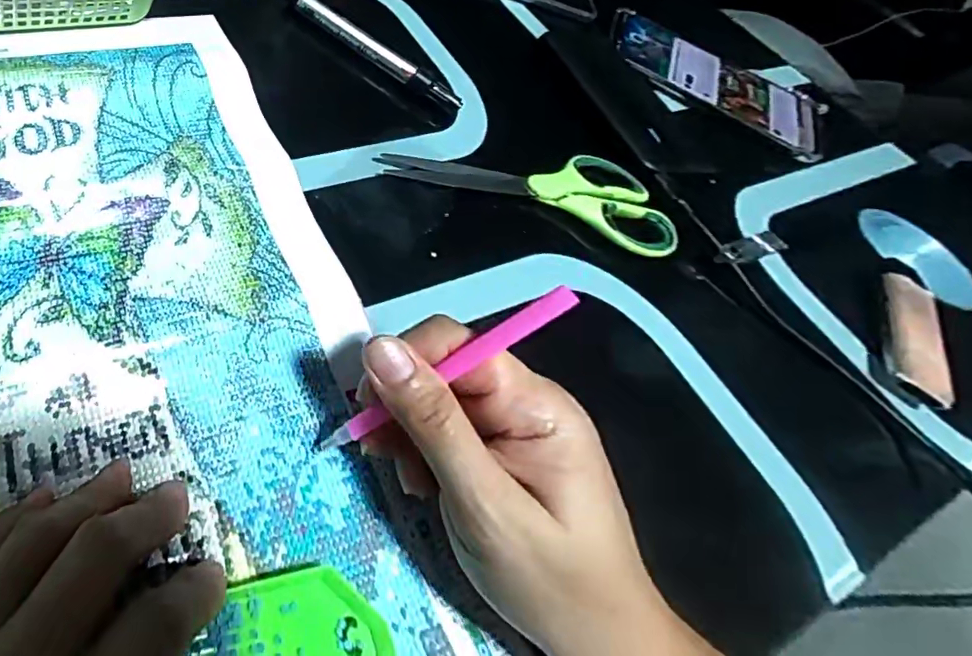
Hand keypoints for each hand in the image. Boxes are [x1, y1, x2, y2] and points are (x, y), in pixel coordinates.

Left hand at [0, 460, 226, 655]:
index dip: (190, 598)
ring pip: (34, 542)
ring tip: (121, 472)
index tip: (211, 573)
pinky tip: (44, 494)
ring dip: (85, 500)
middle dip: (144, 521)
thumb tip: (164, 641)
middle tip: (176, 492)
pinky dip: (14, 520)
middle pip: (92, 562)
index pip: (148, 634)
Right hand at [357, 316, 717, 655]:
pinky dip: (421, 451)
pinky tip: (422, 484)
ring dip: (407, 432)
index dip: (406, 362)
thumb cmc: (552, 582)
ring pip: (436, 399)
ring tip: (409, 478)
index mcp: (534, 402)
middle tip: (379, 450)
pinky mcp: (498, 450)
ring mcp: (512, 425)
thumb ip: (431, 422)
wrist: (602, 647)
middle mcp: (523, 400)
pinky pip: (444, 429)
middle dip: (402, 404)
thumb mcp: (483, 504)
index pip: (457, 345)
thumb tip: (379, 348)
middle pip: (442, 369)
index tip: (368, 405)